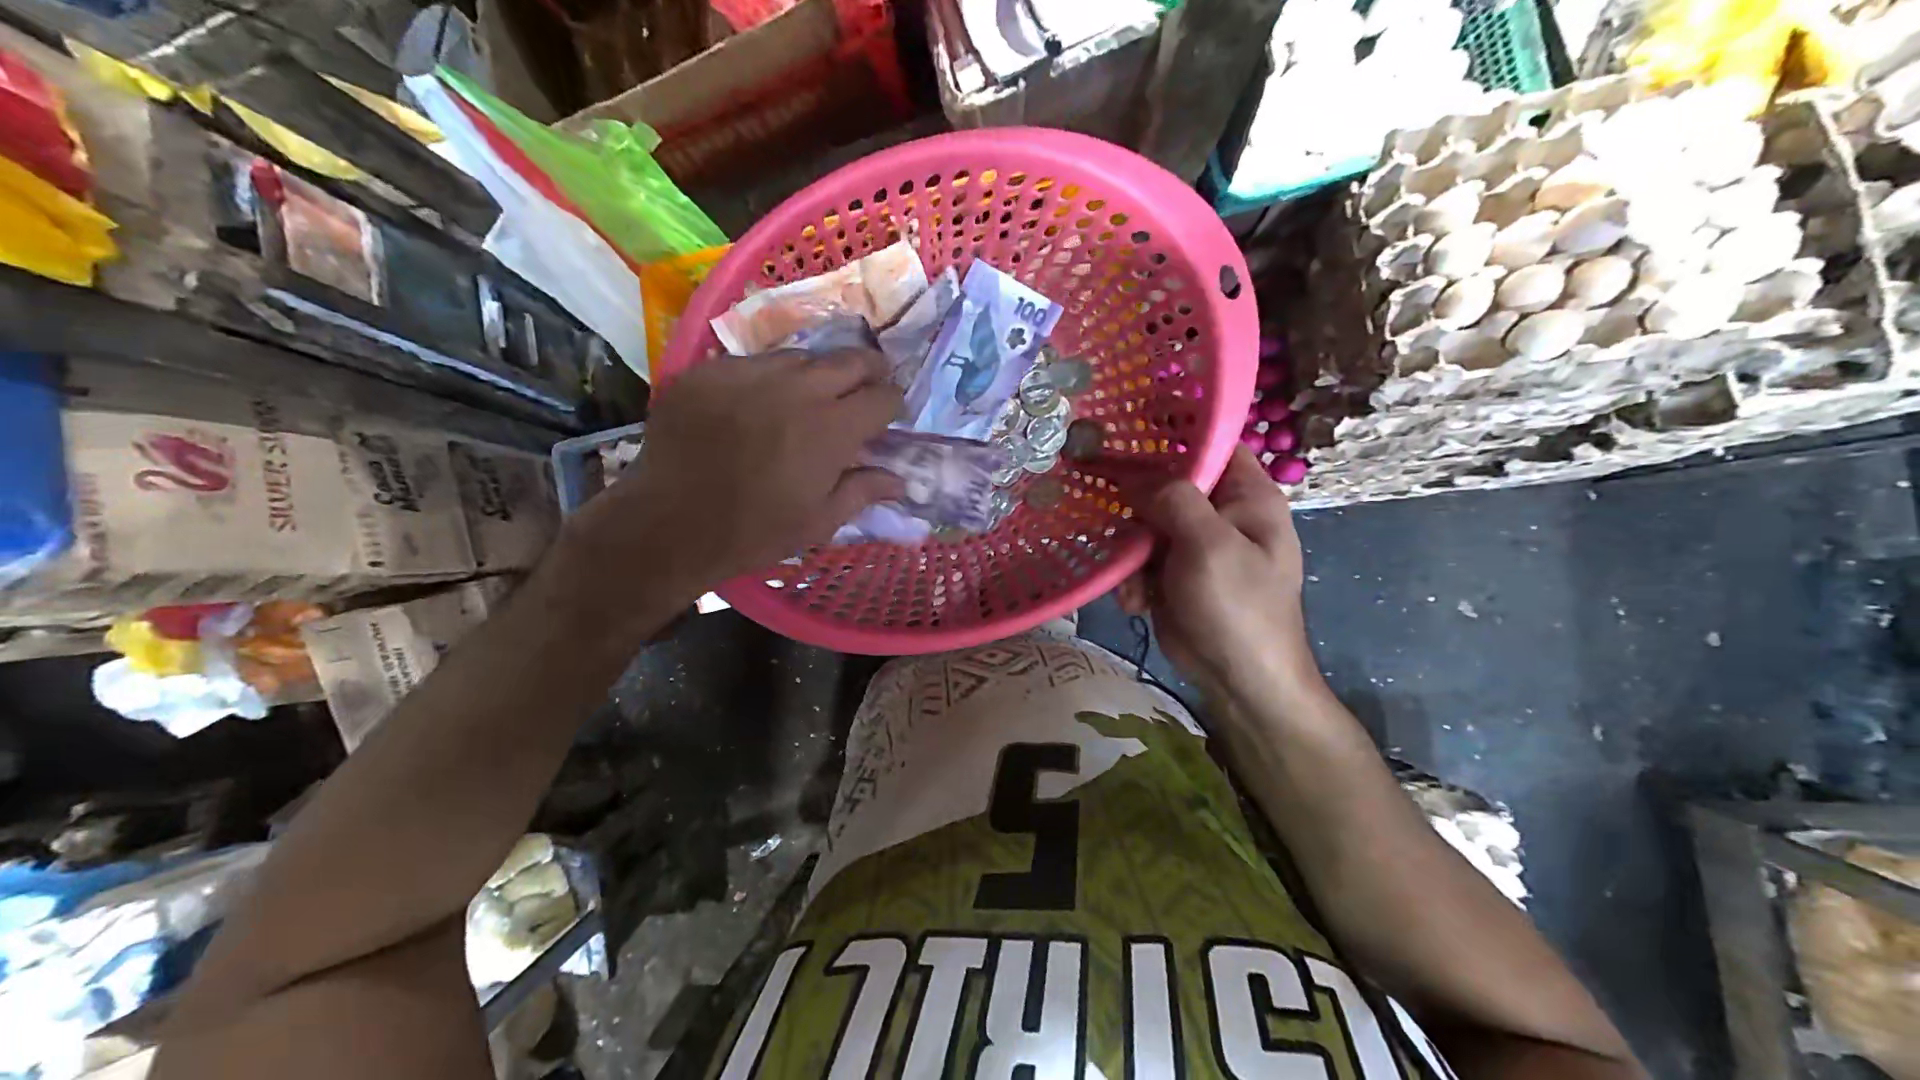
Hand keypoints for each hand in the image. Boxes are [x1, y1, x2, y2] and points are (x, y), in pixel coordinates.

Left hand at [561, 350, 903, 611]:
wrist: (668, 525)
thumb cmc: (753, 532)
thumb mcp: (817, 522)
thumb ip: (862, 492)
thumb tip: (898, 480)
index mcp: (831, 429)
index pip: (882, 396)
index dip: (893, 403)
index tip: (890, 413)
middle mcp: (796, 389)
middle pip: (849, 360)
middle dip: (868, 371)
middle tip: (867, 385)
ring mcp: (749, 374)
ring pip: (800, 356)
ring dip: (817, 372)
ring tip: (812, 393)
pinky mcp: (709, 372)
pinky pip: (752, 363)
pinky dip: (768, 378)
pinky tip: (759, 401)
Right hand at [1119, 446, 1320, 703]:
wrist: (1240, 680)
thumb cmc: (1238, 606)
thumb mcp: (1210, 546)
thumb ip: (1174, 499)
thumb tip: (1134, 475)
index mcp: (1246, 495)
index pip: (1210, 445)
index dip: (1170, 434)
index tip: (1122, 432)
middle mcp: (1220, 514)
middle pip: (1167, 485)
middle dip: (1135, 505)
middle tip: (1106, 512)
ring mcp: (1195, 546)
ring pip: (1145, 524)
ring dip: (1130, 553)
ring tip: (1130, 582)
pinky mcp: (1173, 574)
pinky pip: (1141, 559)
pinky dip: (1132, 579)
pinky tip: (1135, 602)